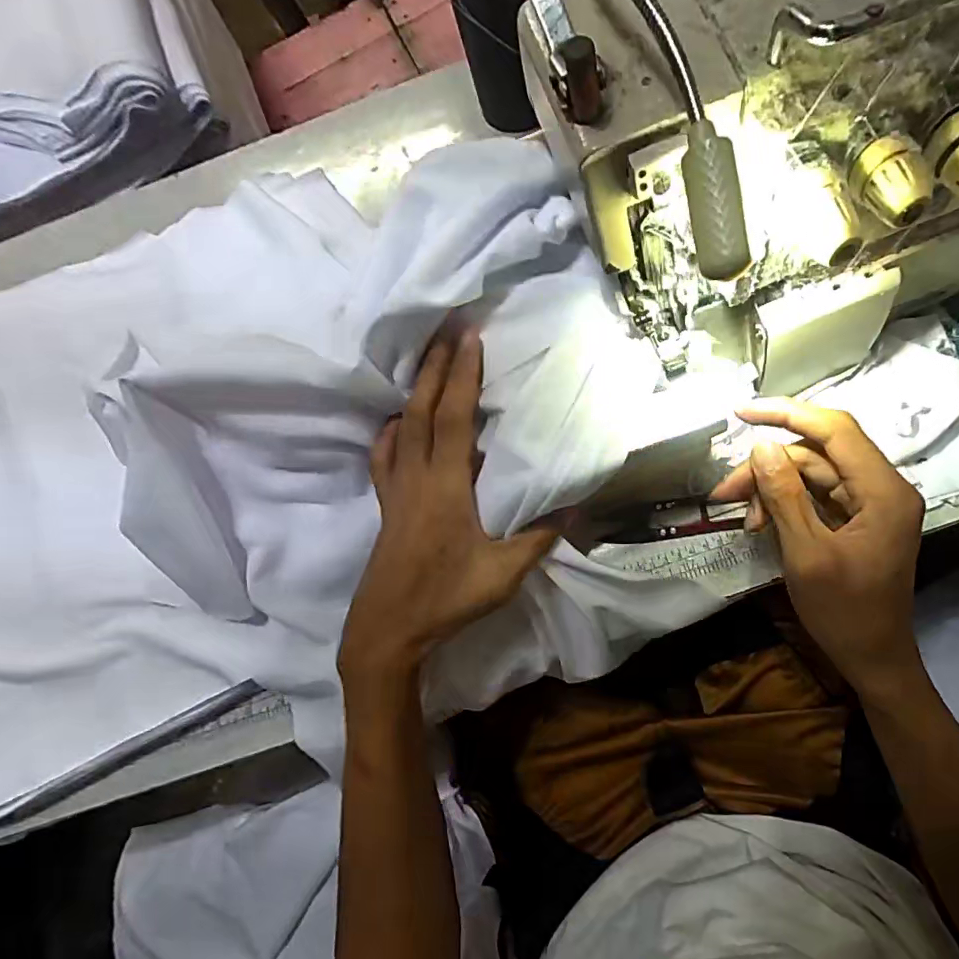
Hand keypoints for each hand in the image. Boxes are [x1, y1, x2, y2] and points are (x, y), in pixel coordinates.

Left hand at [339, 329, 562, 691]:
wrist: (388, 629)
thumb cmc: (447, 598)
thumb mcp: (503, 574)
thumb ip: (538, 537)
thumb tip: (574, 506)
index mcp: (445, 487)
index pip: (454, 419)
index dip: (462, 376)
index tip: (471, 338)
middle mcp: (415, 478)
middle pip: (422, 409)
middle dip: (435, 366)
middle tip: (446, 329)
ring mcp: (394, 490)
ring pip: (401, 427)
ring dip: (415, 391)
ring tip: (427, 363)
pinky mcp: (385, 506)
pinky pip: (384, 455)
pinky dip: (391, 430)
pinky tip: (397, 424)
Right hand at [711, 399, 925, 685]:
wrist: (875, 660)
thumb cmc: (845, 614)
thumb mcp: (806, 555)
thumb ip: (785, 496)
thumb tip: (763, 447)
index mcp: (884, 492)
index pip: (836, 430)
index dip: (788, 414)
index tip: (742, 412)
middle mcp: (884, 489)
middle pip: (821, 454)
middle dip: (771, 467)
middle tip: (726, 493)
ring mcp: (874, 505)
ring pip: (817, 474)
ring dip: (776, 488)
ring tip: (744, 517)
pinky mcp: (861, 520)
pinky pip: (821, 496)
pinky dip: (790, 504)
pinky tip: (762, 521)